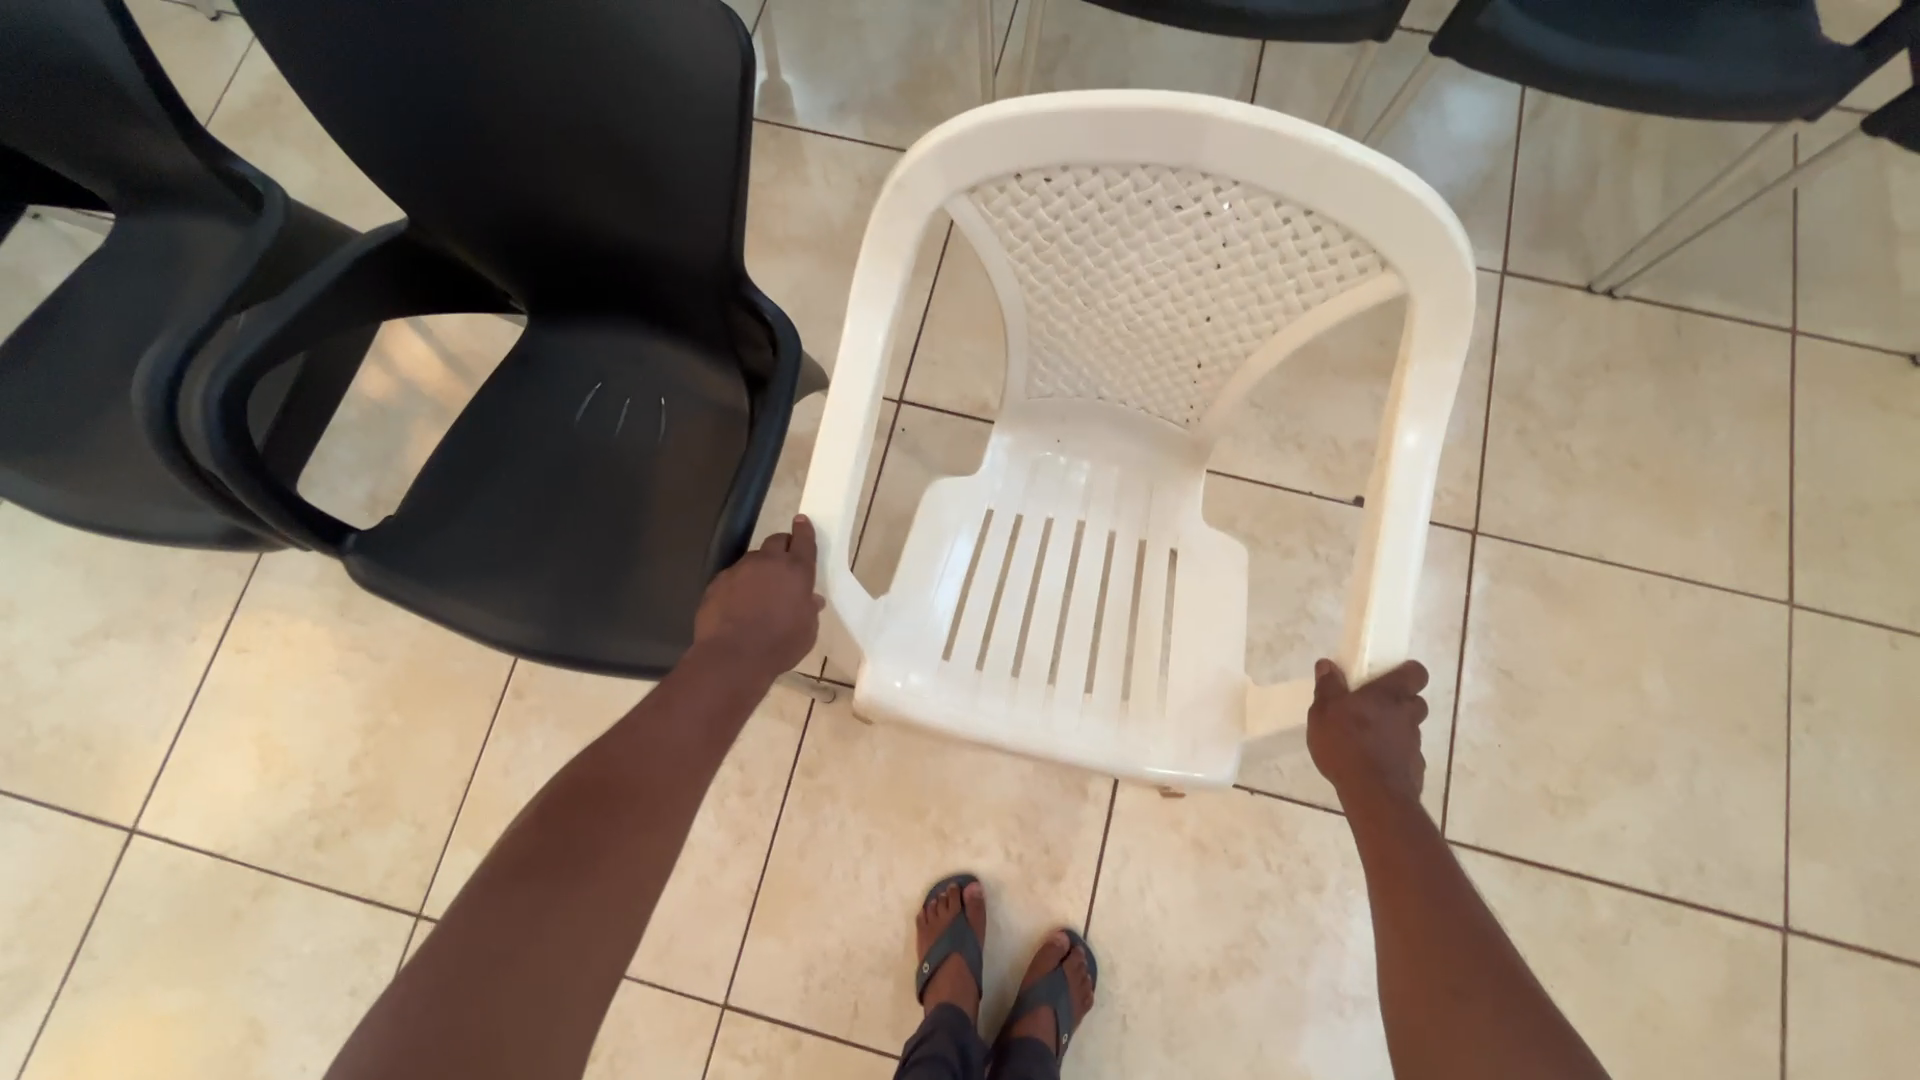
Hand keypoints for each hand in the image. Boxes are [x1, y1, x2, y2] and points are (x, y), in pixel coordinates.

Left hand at [692, 515, 824, 684]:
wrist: (732, 657)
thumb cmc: (780, 645)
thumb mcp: (807, 630)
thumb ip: (809, 610)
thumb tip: (811, 600)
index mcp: (796, 571)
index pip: (803, 540)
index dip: (804, 530)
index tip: (802, 521)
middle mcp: (768, 562)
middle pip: (776, 541)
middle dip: (783, 546)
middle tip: (785, 563)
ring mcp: (739, 570)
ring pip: (753, 559)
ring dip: (760, 568)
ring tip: (760, 591)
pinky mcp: (717, 582)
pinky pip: (733, 577)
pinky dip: (739, 584)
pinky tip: (738, 604)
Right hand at [1307, 658, 1429, 809]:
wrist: (1372, 793)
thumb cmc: (1345, 744)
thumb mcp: (1323, 713)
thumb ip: (1327, 688)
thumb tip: (1327, 664)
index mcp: (1388, 695)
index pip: (1415, 673)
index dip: (1407, 672)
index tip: (1389, 675)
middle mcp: (1407, 715)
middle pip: (1414, 701)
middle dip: (1398, 702)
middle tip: (1373, 708)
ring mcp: (1414, 743)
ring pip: (1408, 728)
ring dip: (1393, 729)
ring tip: (1366, 740)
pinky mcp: (1415, 768)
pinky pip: (1405, 754)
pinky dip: (1392, 754)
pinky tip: (1371, 763)